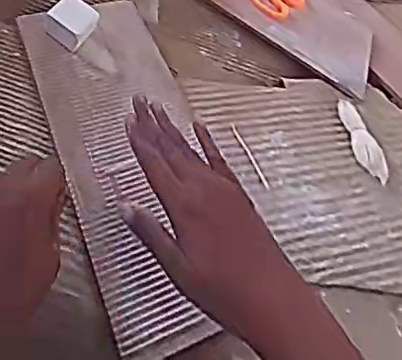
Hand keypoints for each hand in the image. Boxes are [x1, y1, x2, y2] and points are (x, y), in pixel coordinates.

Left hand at [0, 157, 66, 359]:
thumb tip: (55, 200)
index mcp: (30, 195)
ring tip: (24, 217)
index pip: (52, 165)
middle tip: (46, 204)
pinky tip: (4, 222)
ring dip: (19, 186)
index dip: (59, 180)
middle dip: (39, 178)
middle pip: (29, 162)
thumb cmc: (14, 291)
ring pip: (9, 173)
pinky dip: (2, 196)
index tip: (61, 195)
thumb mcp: (50, 258)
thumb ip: (54, 219)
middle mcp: (5, 185)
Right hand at [125, 98, 348, 359]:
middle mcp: (201, 189)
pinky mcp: (238, 194)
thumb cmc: (226, 292)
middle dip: (151, 122)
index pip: (153, 163)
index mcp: (183, 205)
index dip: (138, 139)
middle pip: (169, 147)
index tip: (128, 119)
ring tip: (159, 108)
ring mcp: (222, 188)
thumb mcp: (178, 269)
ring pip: (190, 148)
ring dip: (172, 127)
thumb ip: (151, 233)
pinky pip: (218, 158)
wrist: (276, 301)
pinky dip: (206, 140)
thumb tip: (126, 208)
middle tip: (139, 101)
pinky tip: (199, 127)